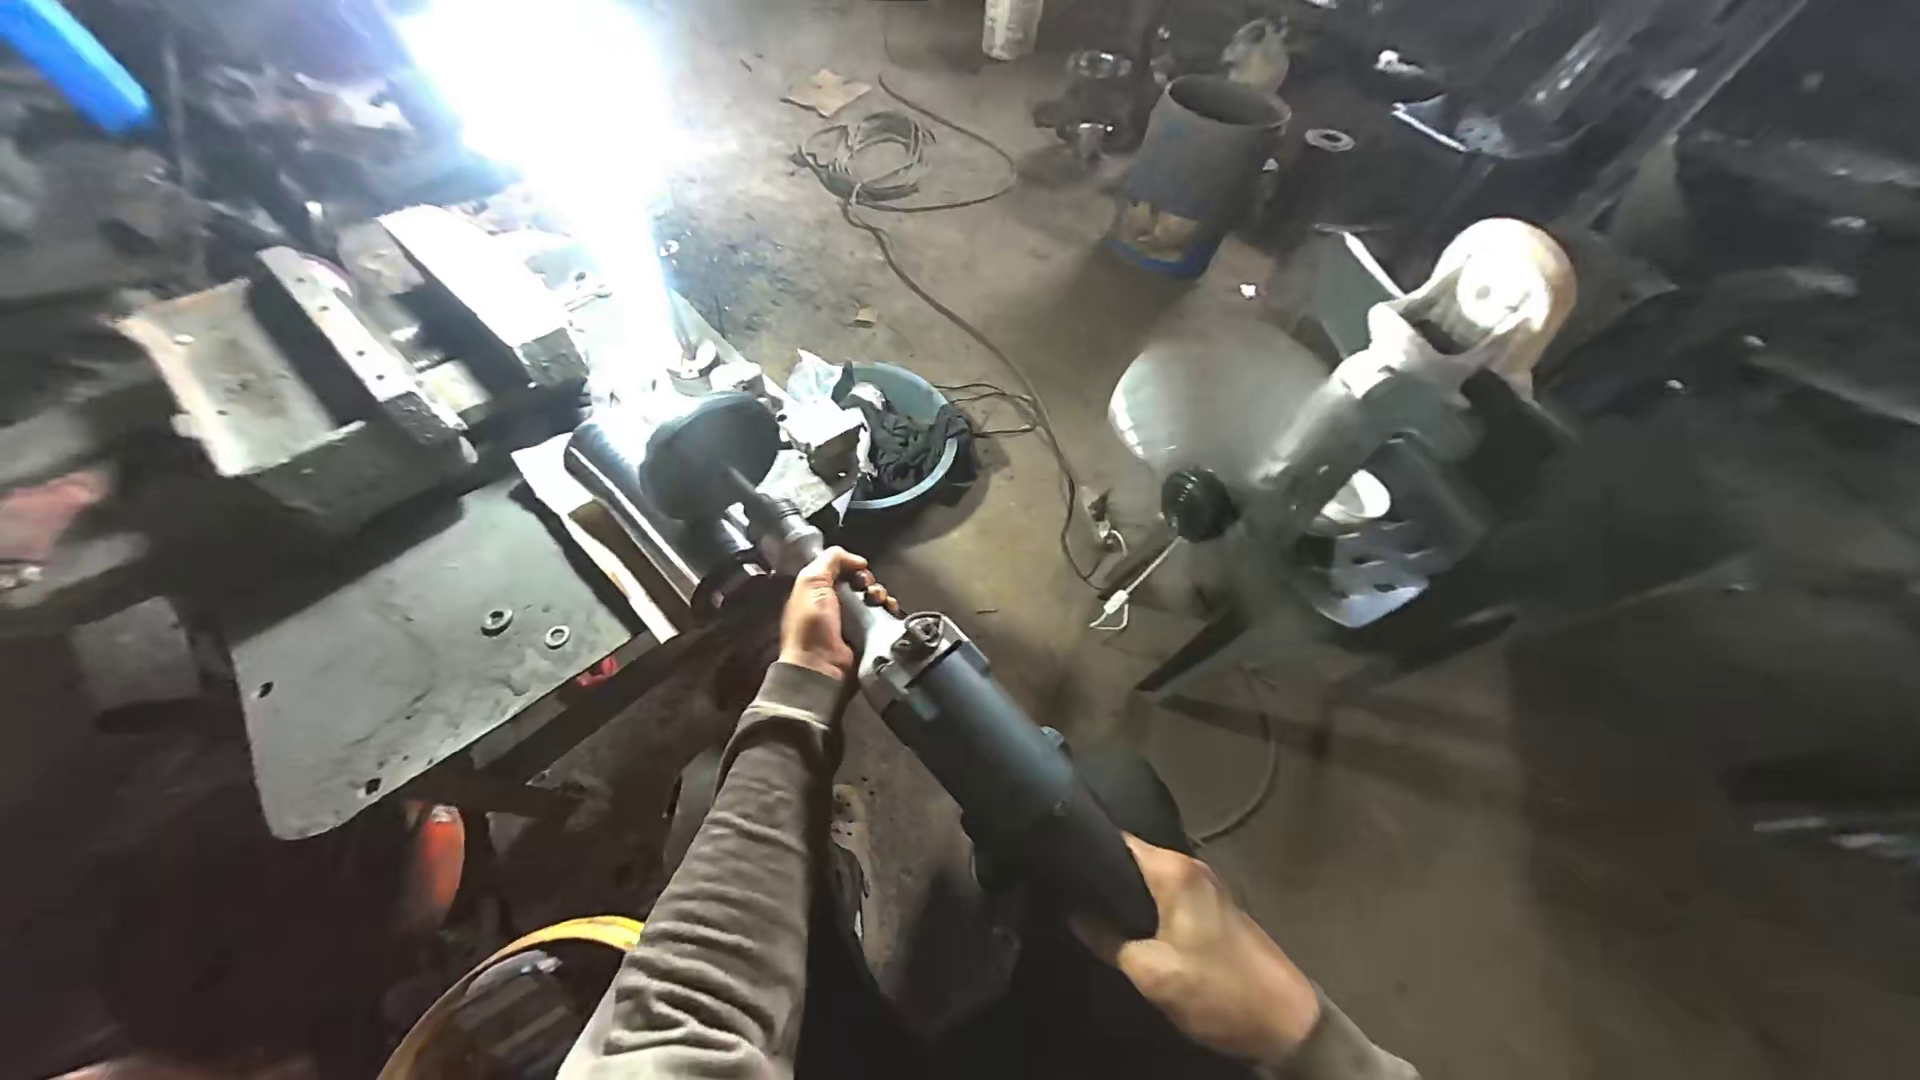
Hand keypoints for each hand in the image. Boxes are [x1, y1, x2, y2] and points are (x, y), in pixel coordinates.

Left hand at [778, 546, 898, 681]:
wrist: (821, 666)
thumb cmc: (811, 624)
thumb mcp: (811, 582)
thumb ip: (830, 561)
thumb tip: (857, 559)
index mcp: (818, 590)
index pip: (842, 569)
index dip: (852, 566)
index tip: (857, 570)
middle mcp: (836, 603)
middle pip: (861, 582)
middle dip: (868, 580)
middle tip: (866, 589)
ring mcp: (854, 619)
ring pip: (875, 596)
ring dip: (880, 593)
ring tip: (877, 601)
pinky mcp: (869, 633)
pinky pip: (885, 614)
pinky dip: (889, 608)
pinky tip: (888, 609)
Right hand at [1074, 835, 1321, 1066]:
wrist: (1288, 1025)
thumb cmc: (1217, 990)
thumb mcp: (1153, 973)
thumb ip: (1107, 940)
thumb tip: (1074, 916)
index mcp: (1173, 869)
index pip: (1117, 838)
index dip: (1086, 848)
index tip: (1061, 861)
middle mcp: (1189, 865)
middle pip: (1133, 856)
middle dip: (1104, 872)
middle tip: (1070, 888)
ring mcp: (1204, 884)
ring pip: (1150, 876)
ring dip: (1126, 890)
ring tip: (1092, 904)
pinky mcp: (1213, 905)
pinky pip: (1167, 890)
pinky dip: (1147, 901)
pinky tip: (1129, 920)